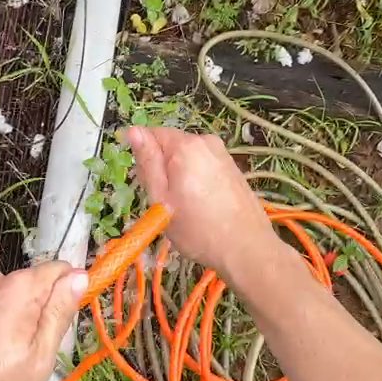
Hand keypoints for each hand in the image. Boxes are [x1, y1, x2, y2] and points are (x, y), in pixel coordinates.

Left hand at [0, 262, 88, 380]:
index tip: (66, 325)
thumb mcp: (36, 360)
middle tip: (33, 357)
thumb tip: (79, 276)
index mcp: (18, 288)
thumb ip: (59, 314)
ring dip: (17, 324)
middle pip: (34, 286)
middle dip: (41, 314)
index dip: (70, 293)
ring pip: (11, 301)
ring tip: (4, 366)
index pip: (59, 269)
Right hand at [125, 126, 278, 277]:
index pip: (151, 134)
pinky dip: (196, 180)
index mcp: (185, 145)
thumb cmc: (198, 229)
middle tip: (167, 202)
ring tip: (185, 207)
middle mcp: (206, 141)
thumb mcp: (161, 199)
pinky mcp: (232, 167)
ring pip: (186, 157)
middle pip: (170, 146)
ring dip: (179, 176)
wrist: (248, 250)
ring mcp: (223, 153)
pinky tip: (203, 206)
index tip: (150, 186)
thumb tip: (133, 130)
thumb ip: (147, 162)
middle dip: (162, 169)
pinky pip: (203, 165)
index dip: (145, 160)